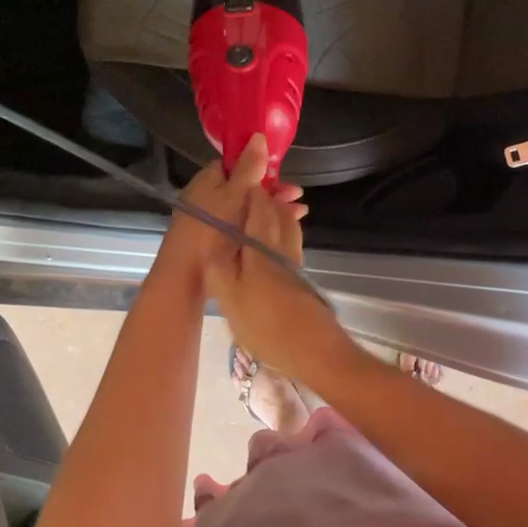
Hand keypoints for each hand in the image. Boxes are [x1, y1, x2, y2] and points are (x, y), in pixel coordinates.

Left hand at [160, 134, 304, 286]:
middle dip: (272, 190)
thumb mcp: (235, 193)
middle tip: (296, 195)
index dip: (258, 165)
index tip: (279, 171)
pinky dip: (264, 224)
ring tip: (299, 213)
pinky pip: (246, 225)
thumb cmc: (212, 227)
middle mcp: (208, 197)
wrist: (188, 273)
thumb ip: (249, 167)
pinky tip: (283, 229)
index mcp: (208, 180)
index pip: (234, 164)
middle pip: (244, 187)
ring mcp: (213, 220)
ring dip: (272, 208)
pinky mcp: (219, 241)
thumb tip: (258, 135)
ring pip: (248, 208)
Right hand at [205, 185, 360, 385]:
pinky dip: (280, 234)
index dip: (251, 189)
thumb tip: (212, 244)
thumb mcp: (230, 298)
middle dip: (264, 198)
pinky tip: (270, 246)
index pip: (258, 207)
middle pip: (277, 213)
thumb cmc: (267, 325)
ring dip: (276, 215)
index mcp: (262, 247)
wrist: (315, 351)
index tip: (240, 175)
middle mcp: (282, 248)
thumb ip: (220, 268)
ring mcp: (295, 264)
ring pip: (287, 228)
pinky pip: (289, 245)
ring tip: (261, 212)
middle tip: (248, 189)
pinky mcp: (302, 280)